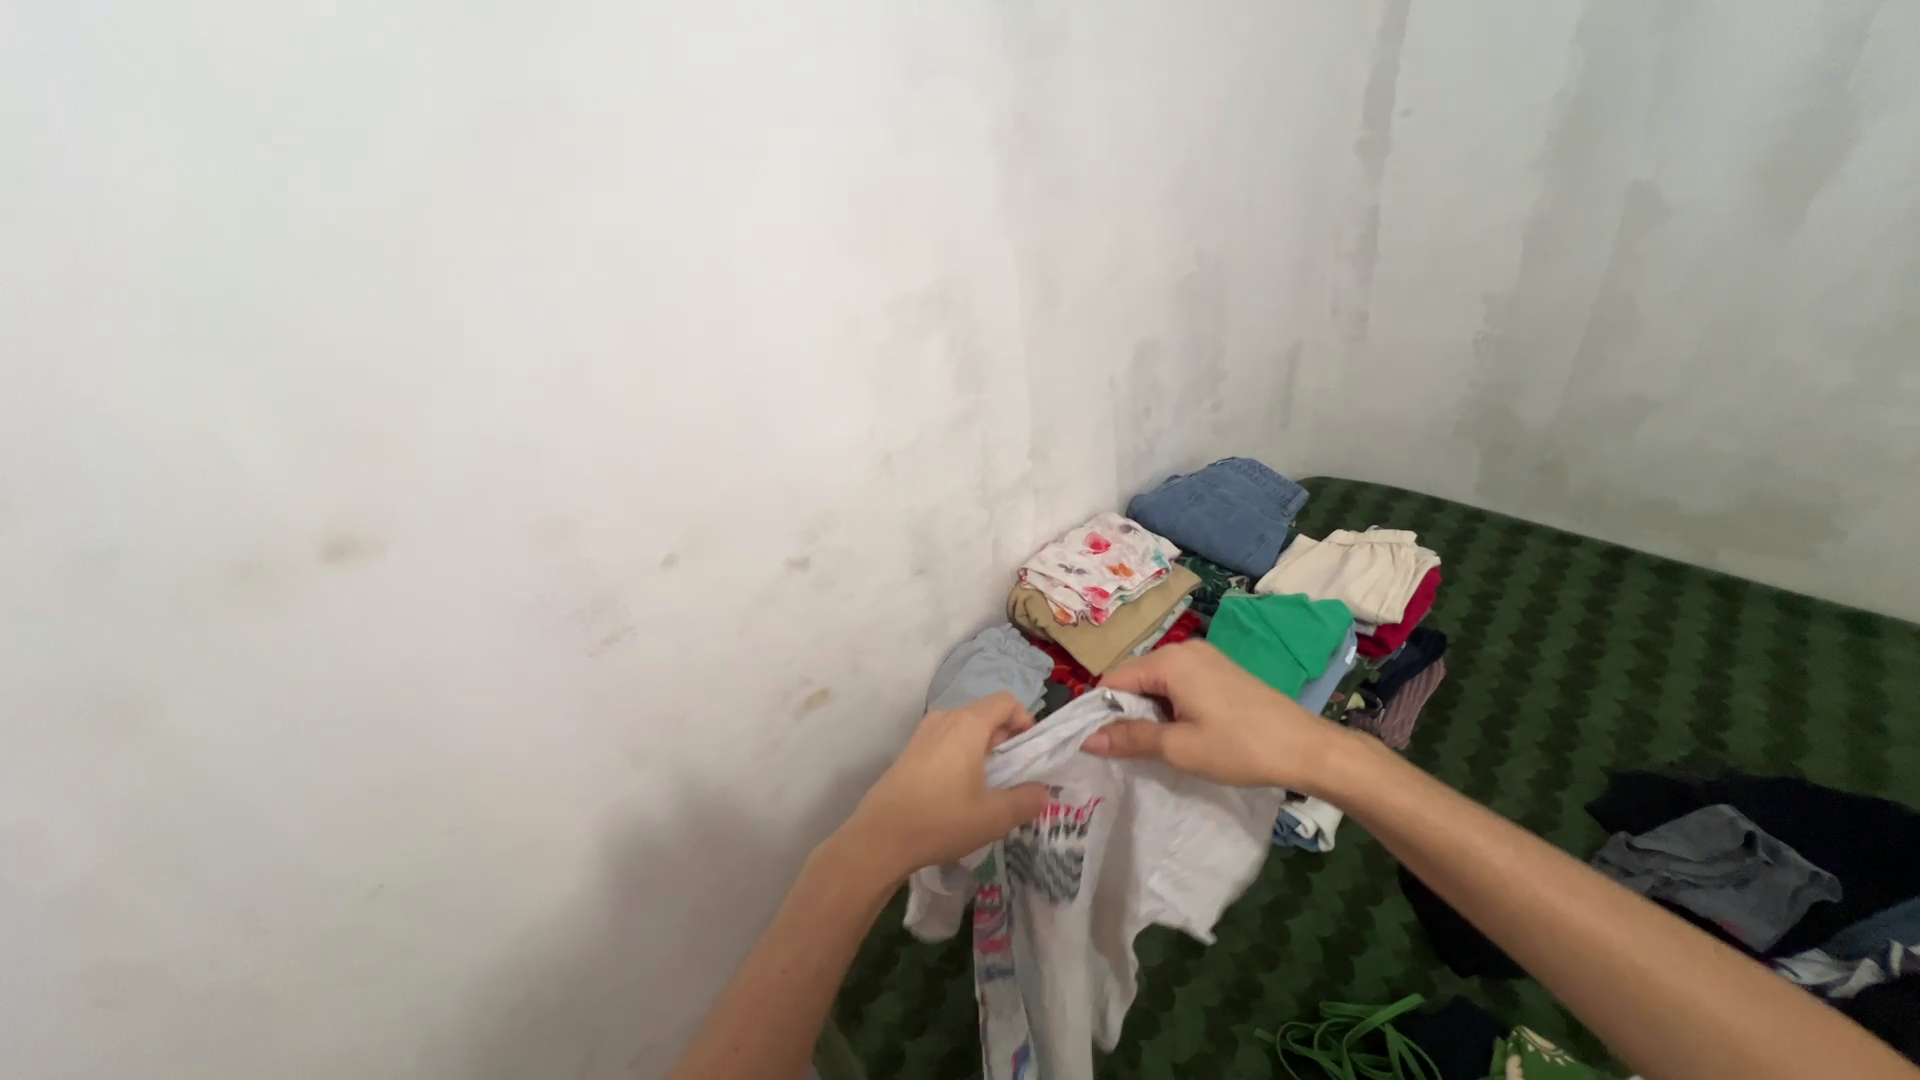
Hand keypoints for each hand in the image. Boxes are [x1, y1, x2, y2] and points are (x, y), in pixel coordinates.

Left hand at [829, 693, 1049, 882]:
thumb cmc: (941, 820)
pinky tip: (960, 792)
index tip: (1030, 753)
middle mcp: (944, 719)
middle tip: (1014, 776)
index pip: (1006, 701)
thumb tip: (1041, 791)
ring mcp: (923, 733)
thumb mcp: (994, 817)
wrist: (880, 838)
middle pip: (986, 714)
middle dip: (1006, 739)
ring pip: (965, 729)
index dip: (1026, 721)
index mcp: (967, 724)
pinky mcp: (910, 751)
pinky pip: (946, 741)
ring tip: (989, 786)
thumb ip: (1026, 800)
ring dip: (983, 749)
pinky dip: (962, 756)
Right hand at [1084, 641, 1354, 791]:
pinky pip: (1179, 682)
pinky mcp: (1220, 670)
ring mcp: (1205, 657)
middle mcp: (1184, 649)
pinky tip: (1182, 732)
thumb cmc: (1239, 747)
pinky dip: (1171, 705)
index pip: (1114, 680)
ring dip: (1150, 711)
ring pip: (1157, 682)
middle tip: (1127, 750)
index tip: (1099, 742)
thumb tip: (1087, 739)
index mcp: (1169, 661)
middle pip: (1135, 678)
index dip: (1101, 711)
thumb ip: (1130, 738)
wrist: (1306, 748)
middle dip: (1126, 711)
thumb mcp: (1179, 748)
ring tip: (1155, 745)